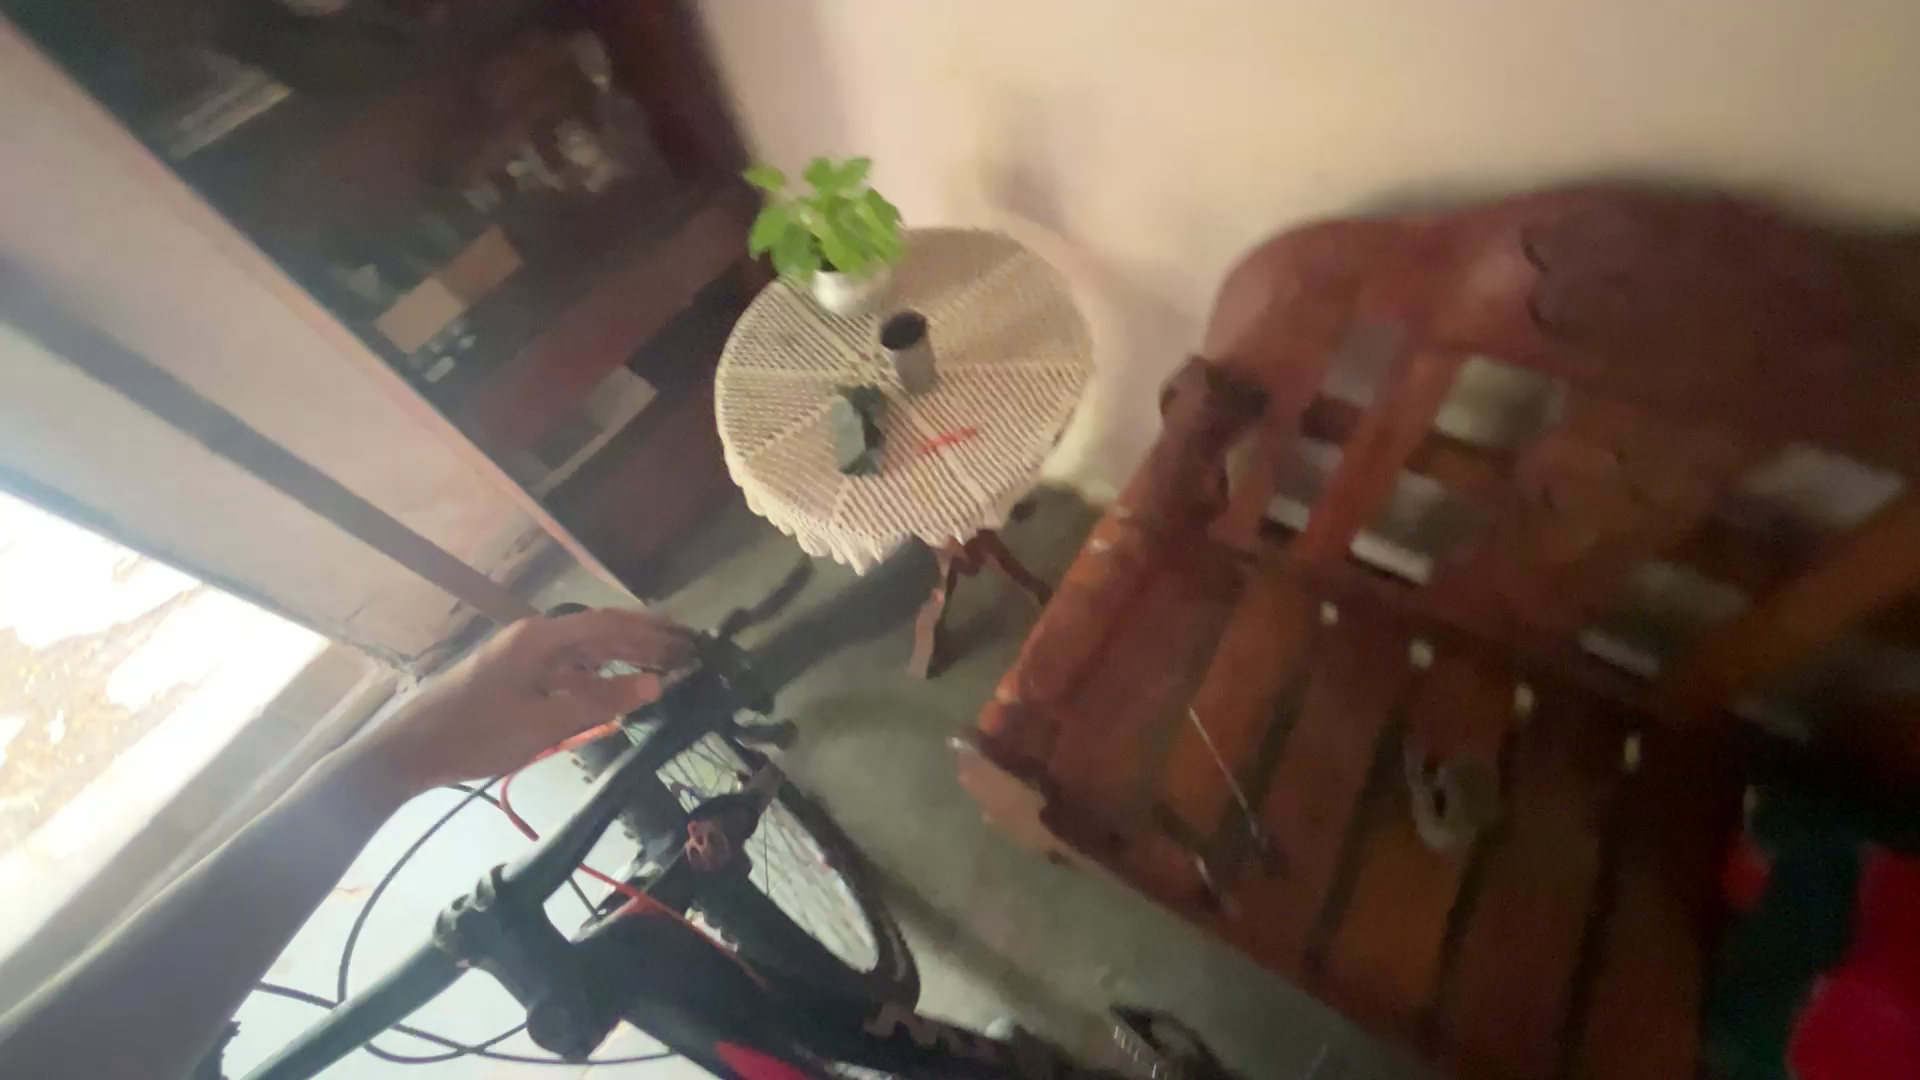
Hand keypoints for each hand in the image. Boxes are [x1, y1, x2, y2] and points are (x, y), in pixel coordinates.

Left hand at [353, 607, 694, 795]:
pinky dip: (597, 673)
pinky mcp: (514, 675)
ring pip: (585, 649)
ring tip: (658, 666)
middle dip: (643, 641)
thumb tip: (655, 684)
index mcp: (541, 638)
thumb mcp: (543, 722)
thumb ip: (601, 701)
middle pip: (599, 632)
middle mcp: (534, 637)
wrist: (402, 756)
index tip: (685, 639)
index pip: (609, 624)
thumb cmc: (474, 735)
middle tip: (683, 652)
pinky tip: (613, 686)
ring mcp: (522, 655)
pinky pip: (568, 667)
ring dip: (622, 656)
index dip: (651, 631)